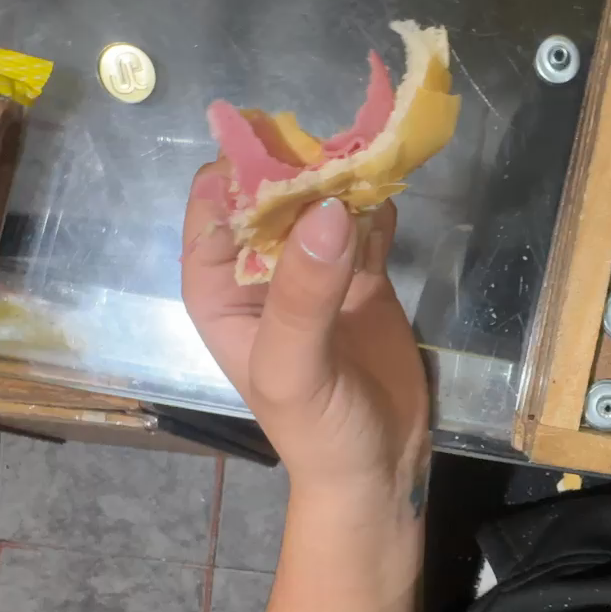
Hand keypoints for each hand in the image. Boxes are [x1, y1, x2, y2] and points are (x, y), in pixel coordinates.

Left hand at [181, 159, 429, 503]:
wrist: (380, 466)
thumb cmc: (317, 430)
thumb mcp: (295, 370)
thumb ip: (303, 296)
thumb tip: (329, 209)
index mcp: (220, 286)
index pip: (217, 205)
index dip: (245, 169)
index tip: (288, 145)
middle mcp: (262, 270)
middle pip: (274, 193)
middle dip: (304, 164)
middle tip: (344, 146)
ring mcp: (316, 271)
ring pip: (322, 204)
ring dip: (346, 177)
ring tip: (374, 153)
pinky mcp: (363, 277)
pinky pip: (367, 227)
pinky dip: (379, 205)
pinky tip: (393, 187)